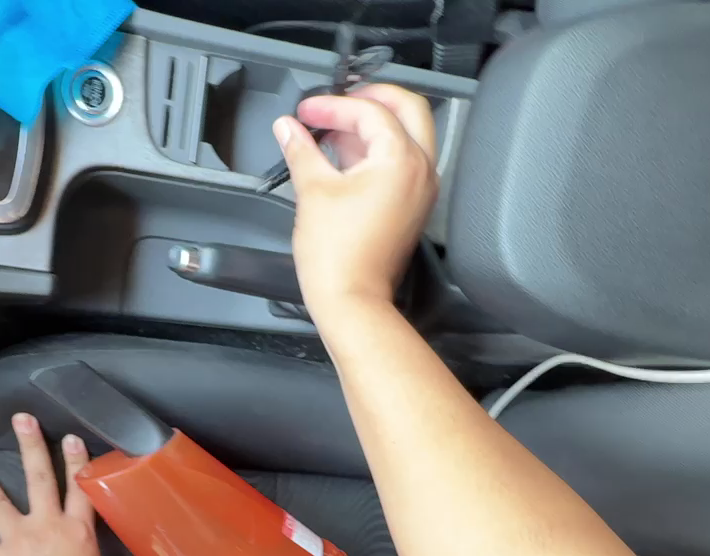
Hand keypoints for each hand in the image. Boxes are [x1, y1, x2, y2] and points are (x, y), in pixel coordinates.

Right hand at [273, 84, 437, 313]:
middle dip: (370, 100)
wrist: (351, 302)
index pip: (369, 111)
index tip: (306, 113)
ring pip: (409, 135)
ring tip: (337, 134)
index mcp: (401, 159)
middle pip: (407, 109)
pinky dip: (381, 153)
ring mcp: (421, 191)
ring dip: (376, 126)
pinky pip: (405, 164)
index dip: (332, 106)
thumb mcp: (312, 192)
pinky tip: (349, 161)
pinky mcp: (413, 209)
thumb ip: (301, 150)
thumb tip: (288, 128)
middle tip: (337, 104)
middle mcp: (421, 170)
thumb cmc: (338, 259)